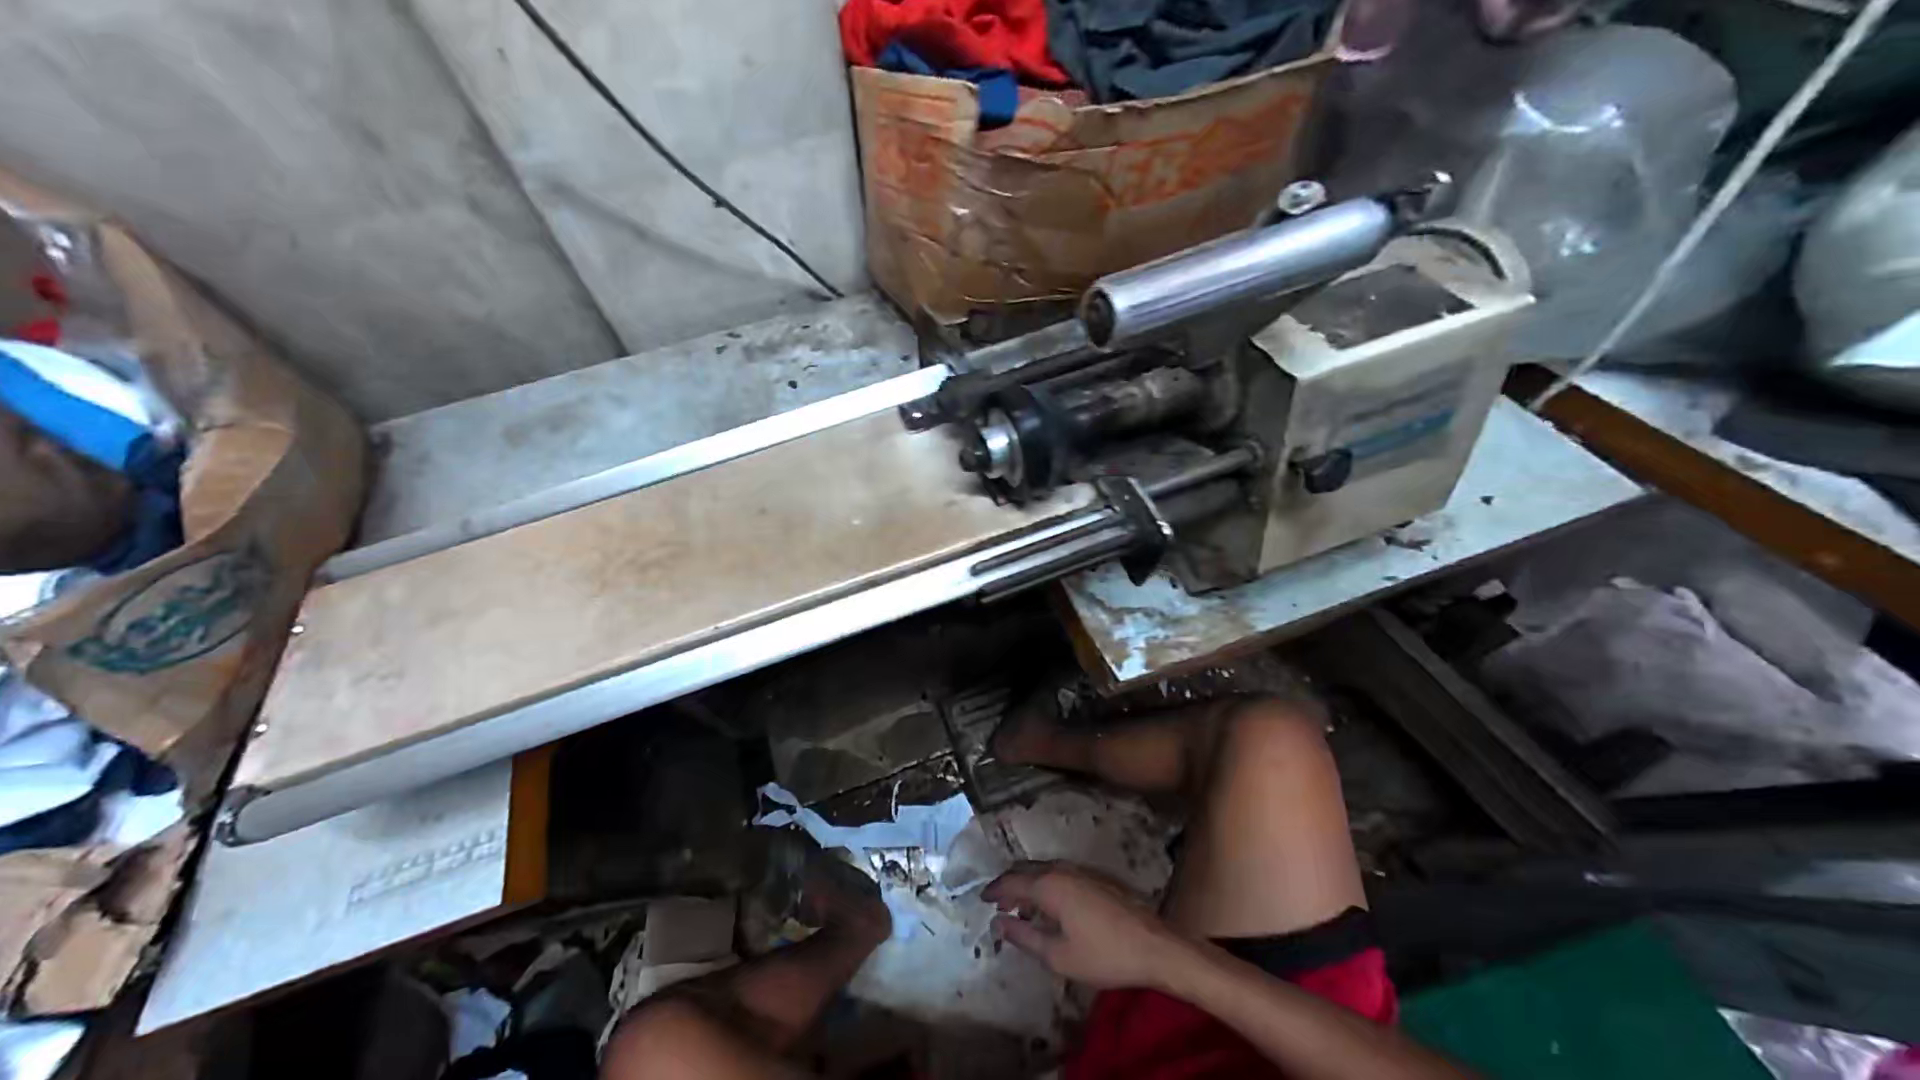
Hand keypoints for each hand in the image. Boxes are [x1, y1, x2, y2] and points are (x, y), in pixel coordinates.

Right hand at [982, 861, 1189, 990]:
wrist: (1155, 947)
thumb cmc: (1104, 955)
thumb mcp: (1058, 956)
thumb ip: (1025, 938)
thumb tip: (999, 924)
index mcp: (1049, 886)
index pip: (1012, 881)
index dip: (995, 890)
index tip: (982, 900)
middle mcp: (1063, 870)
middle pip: (1027, 870)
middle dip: (1010, 884)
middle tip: (998, 904)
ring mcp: (1082, 872)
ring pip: (1045, 870)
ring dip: (1029, 885)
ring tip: (1020, 908)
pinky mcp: (1097, 879)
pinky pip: (1060, 874)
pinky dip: (1046, 885)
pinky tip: (1048, 907)